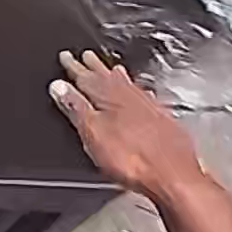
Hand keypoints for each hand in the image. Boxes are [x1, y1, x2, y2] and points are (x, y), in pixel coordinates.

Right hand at [49, 50, 206, 200]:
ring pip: (126, 84)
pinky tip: (139, 93)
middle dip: (93, 66)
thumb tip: (58, 87)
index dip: (73, 67)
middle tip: (85, 55)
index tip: (66, 56)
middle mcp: (130, 97)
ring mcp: (148, 107)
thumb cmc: (133, 158)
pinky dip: (135, 91)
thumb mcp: (93, 134)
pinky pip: (143, 95)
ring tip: (109, 67)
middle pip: (107, 77)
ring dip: (114, 75)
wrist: (174, 176)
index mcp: (108, 97)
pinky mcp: (162, 120)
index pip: (85, 77)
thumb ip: (75, 108)